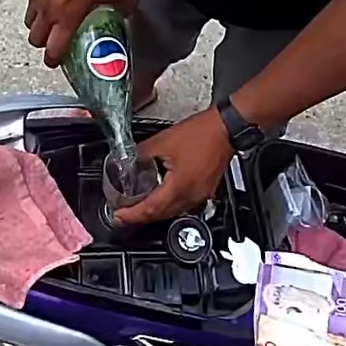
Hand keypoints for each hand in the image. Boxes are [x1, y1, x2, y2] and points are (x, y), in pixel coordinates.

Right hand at [24, 0, 132, 66]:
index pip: (53, 50)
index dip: (54, 60)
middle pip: (34, 38)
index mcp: (68, 16)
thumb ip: (123, 4)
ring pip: (30, 17)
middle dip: (43, 42)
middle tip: (53, 39)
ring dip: (39, 21)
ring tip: (52, 14)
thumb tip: (128, 10)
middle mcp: (48, 8)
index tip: (56, 61)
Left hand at [111, 107, 230, 226]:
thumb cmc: (202, 133)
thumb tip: (129, 158)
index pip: (151, 209)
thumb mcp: (163, 141)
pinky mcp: (206, 189)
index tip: (119, 215)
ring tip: (139, 208)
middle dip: (141, 217)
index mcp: (180, 186)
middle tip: (125, 214)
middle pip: (162, 215)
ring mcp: (201, 194)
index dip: (132, 215)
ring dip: (156, 212)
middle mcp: (192, 195)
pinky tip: (163, 198)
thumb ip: (142, 153)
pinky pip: (185, 204)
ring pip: (174, 212)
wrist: (225, 128)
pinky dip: (170, 205)